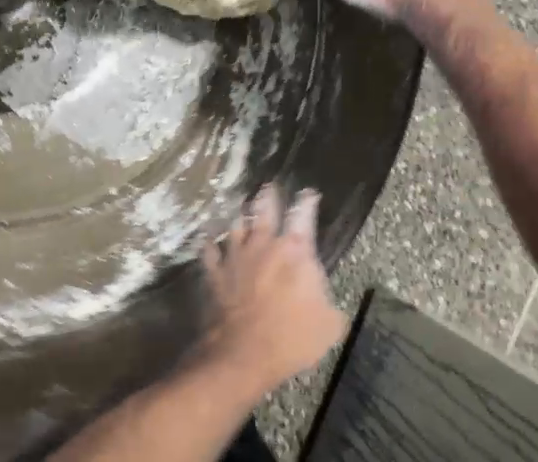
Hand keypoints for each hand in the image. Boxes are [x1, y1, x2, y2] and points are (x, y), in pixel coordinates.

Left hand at [193, 187, 347, 399]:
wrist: (244, 352)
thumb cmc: (292, 338)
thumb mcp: (329, 324)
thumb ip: (328, 302)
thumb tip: (326, 300)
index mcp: (295, 251)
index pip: (303, 216)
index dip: (307, 202)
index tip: (309, 193)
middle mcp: (263, 244)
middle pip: (264, 209)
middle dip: (268, 196)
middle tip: (269, 186)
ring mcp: (235, 255)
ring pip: (236, 225)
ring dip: (240, 215)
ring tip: (240, 207)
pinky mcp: (215, 271)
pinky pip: (210, 250)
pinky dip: (210, 242)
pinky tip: (208, 238)